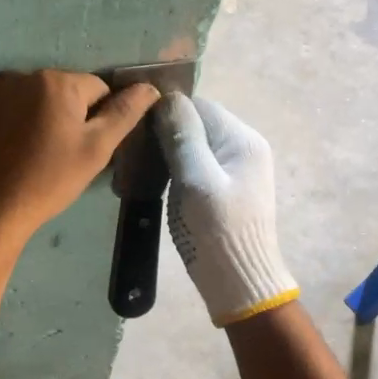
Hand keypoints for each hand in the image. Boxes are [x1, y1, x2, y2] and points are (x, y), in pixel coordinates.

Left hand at [0, 70, 158, 239]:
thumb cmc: (48, 181)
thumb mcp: (96, 150)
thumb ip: (124, 113)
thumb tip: (149, 87)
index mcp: (57, 82)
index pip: (96, 89)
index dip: (97, 119)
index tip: (82, 148)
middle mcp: (22, 76)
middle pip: (61, 90)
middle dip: (67, 114)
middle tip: (58, 154)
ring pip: (31, 96)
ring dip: (38, 114)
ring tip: (32, 152)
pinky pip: (3, 105)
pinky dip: (10, 119)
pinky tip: (9, 148)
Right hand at [155, 93, 298, 324]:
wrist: (239, 281)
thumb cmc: (217, 229)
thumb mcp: (196, 180)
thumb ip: (183, 136)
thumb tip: (166, 98)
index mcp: (242, 139)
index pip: (198, 106)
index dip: (166, 112)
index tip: (135, 129)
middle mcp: (243, 147)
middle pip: (196, 124)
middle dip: (165, 133)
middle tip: (134, 152)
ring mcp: (235, 169)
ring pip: (193, 145)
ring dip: (167, 152)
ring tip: (141, 167)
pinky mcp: (224, 188)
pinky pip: (195, 164)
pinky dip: (175, 168)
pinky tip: (158, 181)